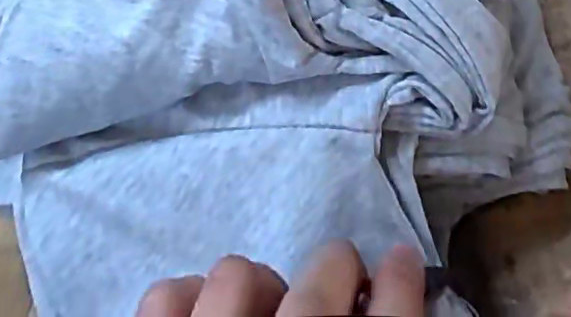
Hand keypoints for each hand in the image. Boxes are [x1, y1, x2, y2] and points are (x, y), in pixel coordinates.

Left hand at [135, 239, 424, 316]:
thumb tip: (376, 300)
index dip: (404, 290)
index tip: (407, 259)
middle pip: (318, 296)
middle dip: (336, 269)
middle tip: (343, 269)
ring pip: (237, 279)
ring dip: (260, 287)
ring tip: (269, 305)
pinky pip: (163, 298)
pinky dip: (186, 299)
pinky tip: (199, 313)